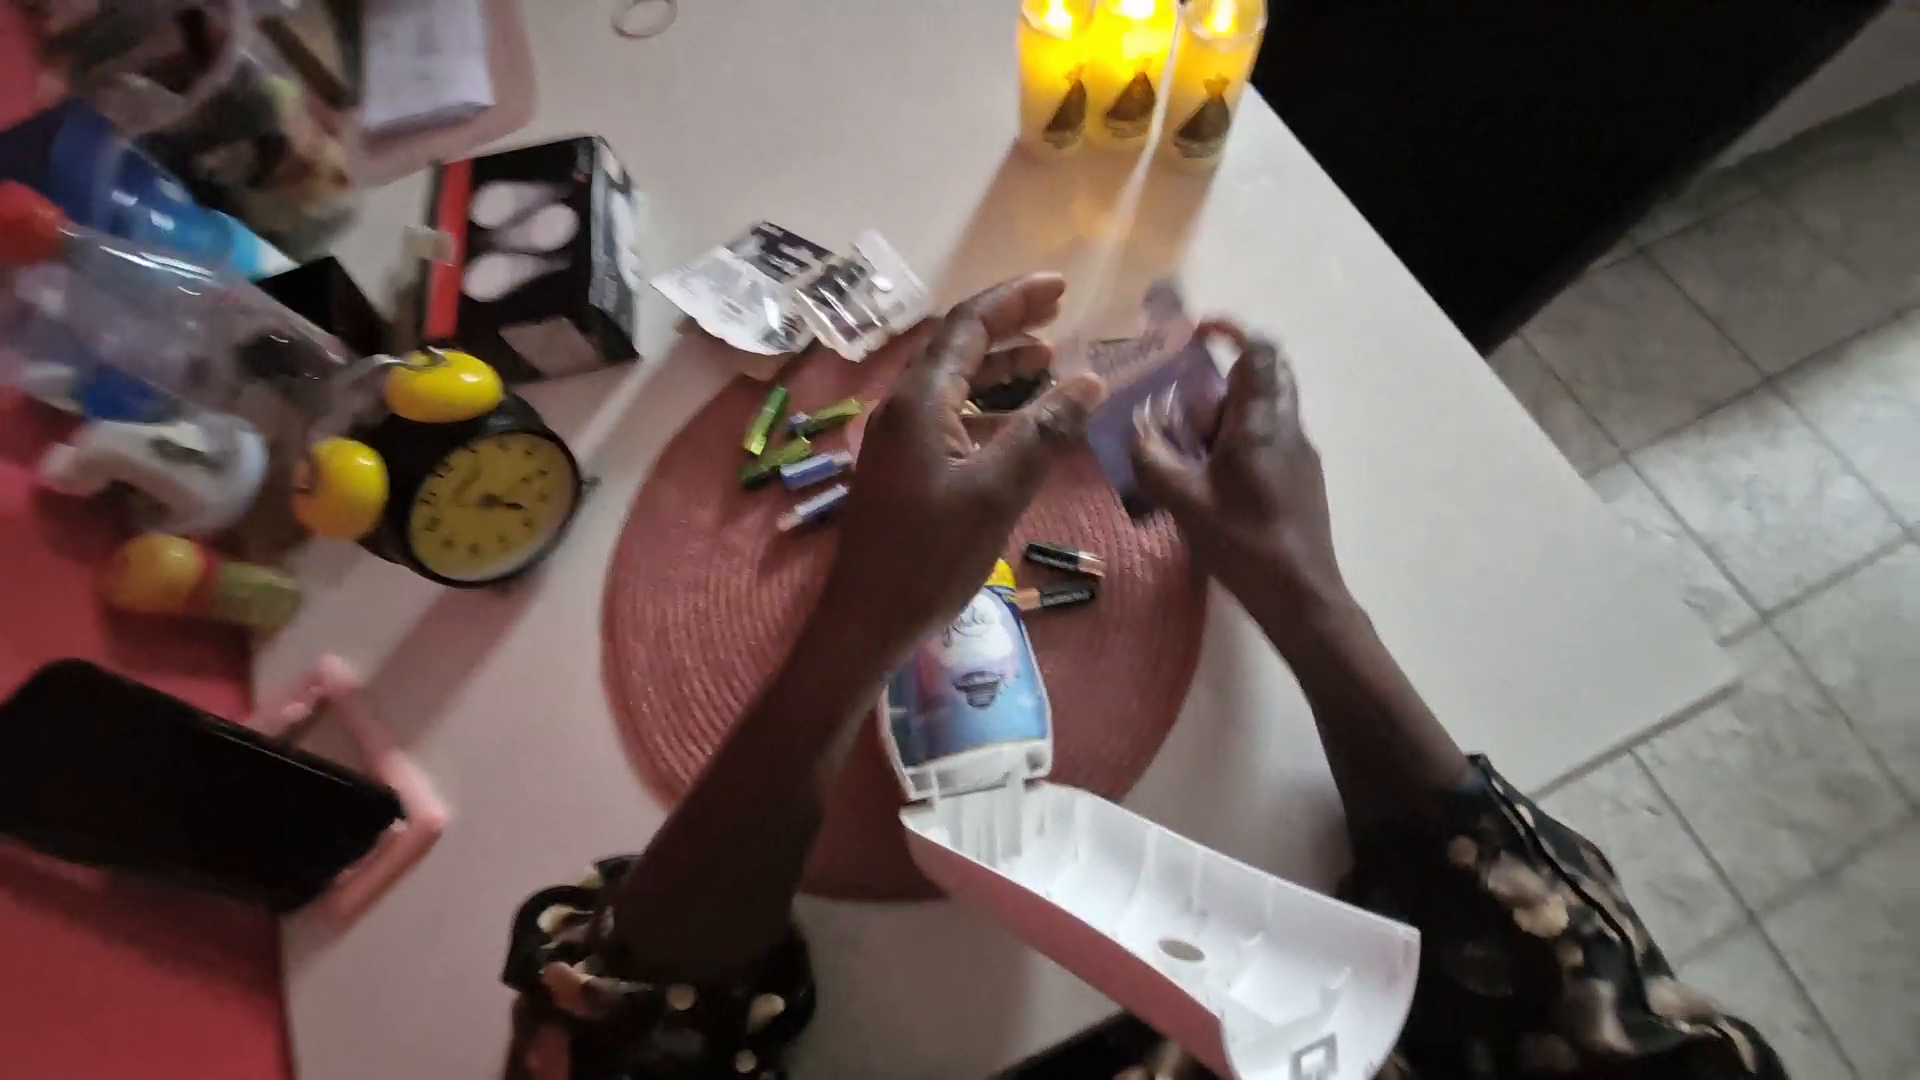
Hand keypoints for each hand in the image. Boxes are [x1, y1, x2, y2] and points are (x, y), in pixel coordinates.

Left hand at [817, 274, 1105, 663]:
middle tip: (1058, 321)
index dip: (1015, 300)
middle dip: (1009, 331)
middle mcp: (903, 410)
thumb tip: (1090, 380)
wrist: (869, 619)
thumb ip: (1044, 432)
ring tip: (1047, 366)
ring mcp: (899, 442)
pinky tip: (1017, 427)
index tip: (1060, 287)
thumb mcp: (998, 491)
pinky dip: (986, 414)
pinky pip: (950, 423)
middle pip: (957, 350)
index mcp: (919, 402)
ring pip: (954, 388)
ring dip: (999, 373)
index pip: (967, 326)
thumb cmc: (931, 556)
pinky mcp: (904, 471)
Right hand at [1130, 321, 1345, 620]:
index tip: (1196, 333)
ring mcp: (1300, 452)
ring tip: (1191, 441)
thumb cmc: (1243, 542)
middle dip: (1223, 374)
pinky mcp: (1301, 476)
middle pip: (1264, 374)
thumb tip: (1136, 429)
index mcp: (1261, 424)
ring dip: (1230, 409)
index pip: (1259, 351)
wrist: (1300, 593)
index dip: (1230, 330)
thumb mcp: (1184, 501)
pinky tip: (1213, 475)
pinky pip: (1269, 435)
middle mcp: (1288, 427)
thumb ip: (1153, 458)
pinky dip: (1239, 436)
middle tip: (1185, 397)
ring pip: (1267, 406)